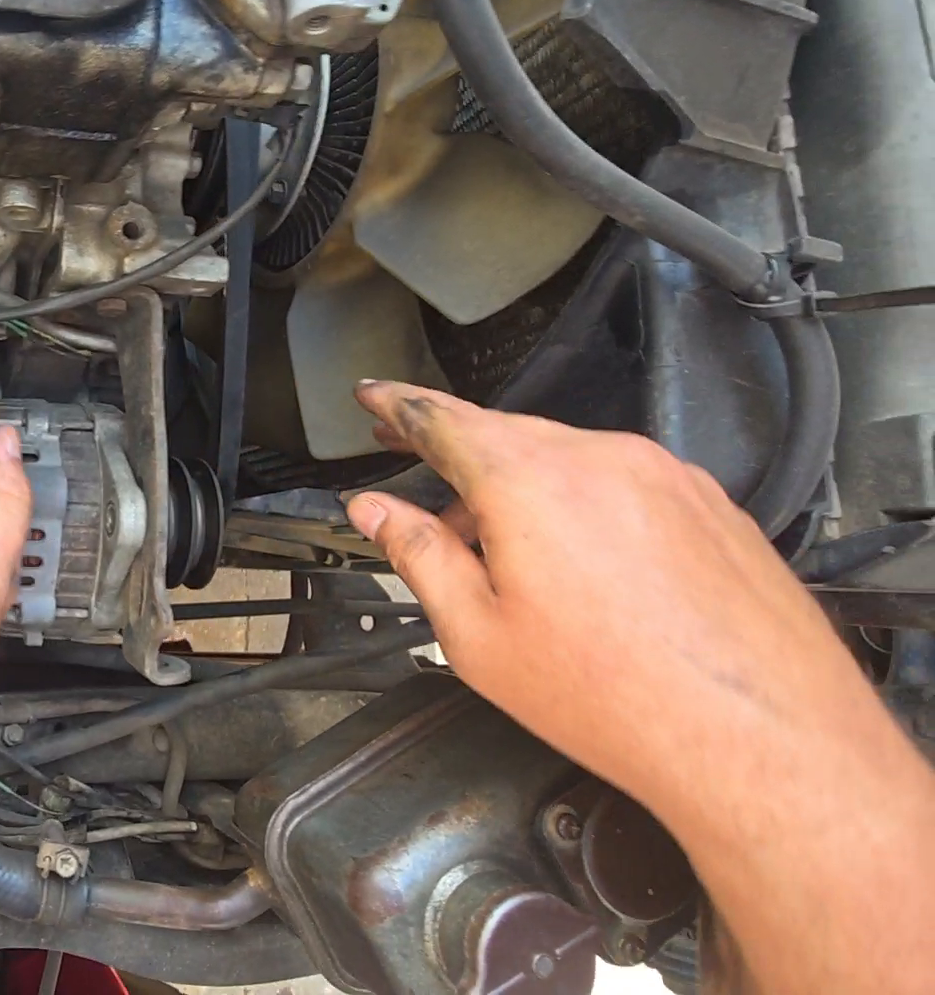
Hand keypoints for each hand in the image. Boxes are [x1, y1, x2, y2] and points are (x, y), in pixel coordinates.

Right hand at [342, 380, 894, 826]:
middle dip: (445, 444)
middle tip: (403, 454)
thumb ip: (417, 554)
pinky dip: (563, 495)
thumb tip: (372, 511)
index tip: (373, 394)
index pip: (442, 420)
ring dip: (504, 480)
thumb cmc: (615, 695)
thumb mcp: (475, 631)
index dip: (396, 403)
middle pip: (499, 433)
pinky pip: (610, 477)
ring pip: (555, 456)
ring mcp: (664, 478)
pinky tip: (555, 549)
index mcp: (531, 484)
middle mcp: (603, 461)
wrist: (769, 748)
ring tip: (478, 535)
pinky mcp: (705, 504)